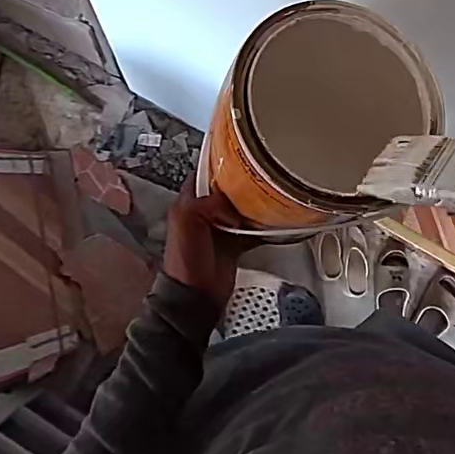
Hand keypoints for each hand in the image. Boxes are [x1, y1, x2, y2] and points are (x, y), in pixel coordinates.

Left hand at [163, 178, 258, 311]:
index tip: (236, 159)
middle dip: (240, 186)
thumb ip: (207, 202)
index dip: (217, 166)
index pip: (203, 176)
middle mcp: (204, 214)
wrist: (196, 295)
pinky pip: (251, 230)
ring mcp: (220, 229)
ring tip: (267, 196)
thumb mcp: (188, 220)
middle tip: (257, 178)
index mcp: (188, 204)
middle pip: (226, 191)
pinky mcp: (234, 244)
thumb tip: (230, 202)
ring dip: (252, 206)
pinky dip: (261, 227)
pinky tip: (270, 222)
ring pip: (240, 209)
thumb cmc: (184, 260)